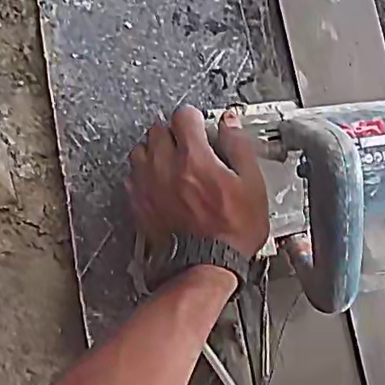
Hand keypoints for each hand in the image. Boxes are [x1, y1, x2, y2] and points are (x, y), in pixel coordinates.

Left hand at [127, 106, 269, 258]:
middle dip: (173, 133)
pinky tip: (159, 184)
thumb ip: (240, 148)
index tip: (201, 127)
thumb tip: (231, 124)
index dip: (195, 119)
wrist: (205, 267)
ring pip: (140, 151)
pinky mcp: (139, 205)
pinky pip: (132, 177)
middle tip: (188, 147)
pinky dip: (144, 175)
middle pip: (157, 130)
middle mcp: (165, 169)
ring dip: (154, 152)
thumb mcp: (252, 186)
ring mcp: (148, 187)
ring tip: (171, 164)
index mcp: (194, 159)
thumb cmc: (230, 234)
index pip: (183, 116)